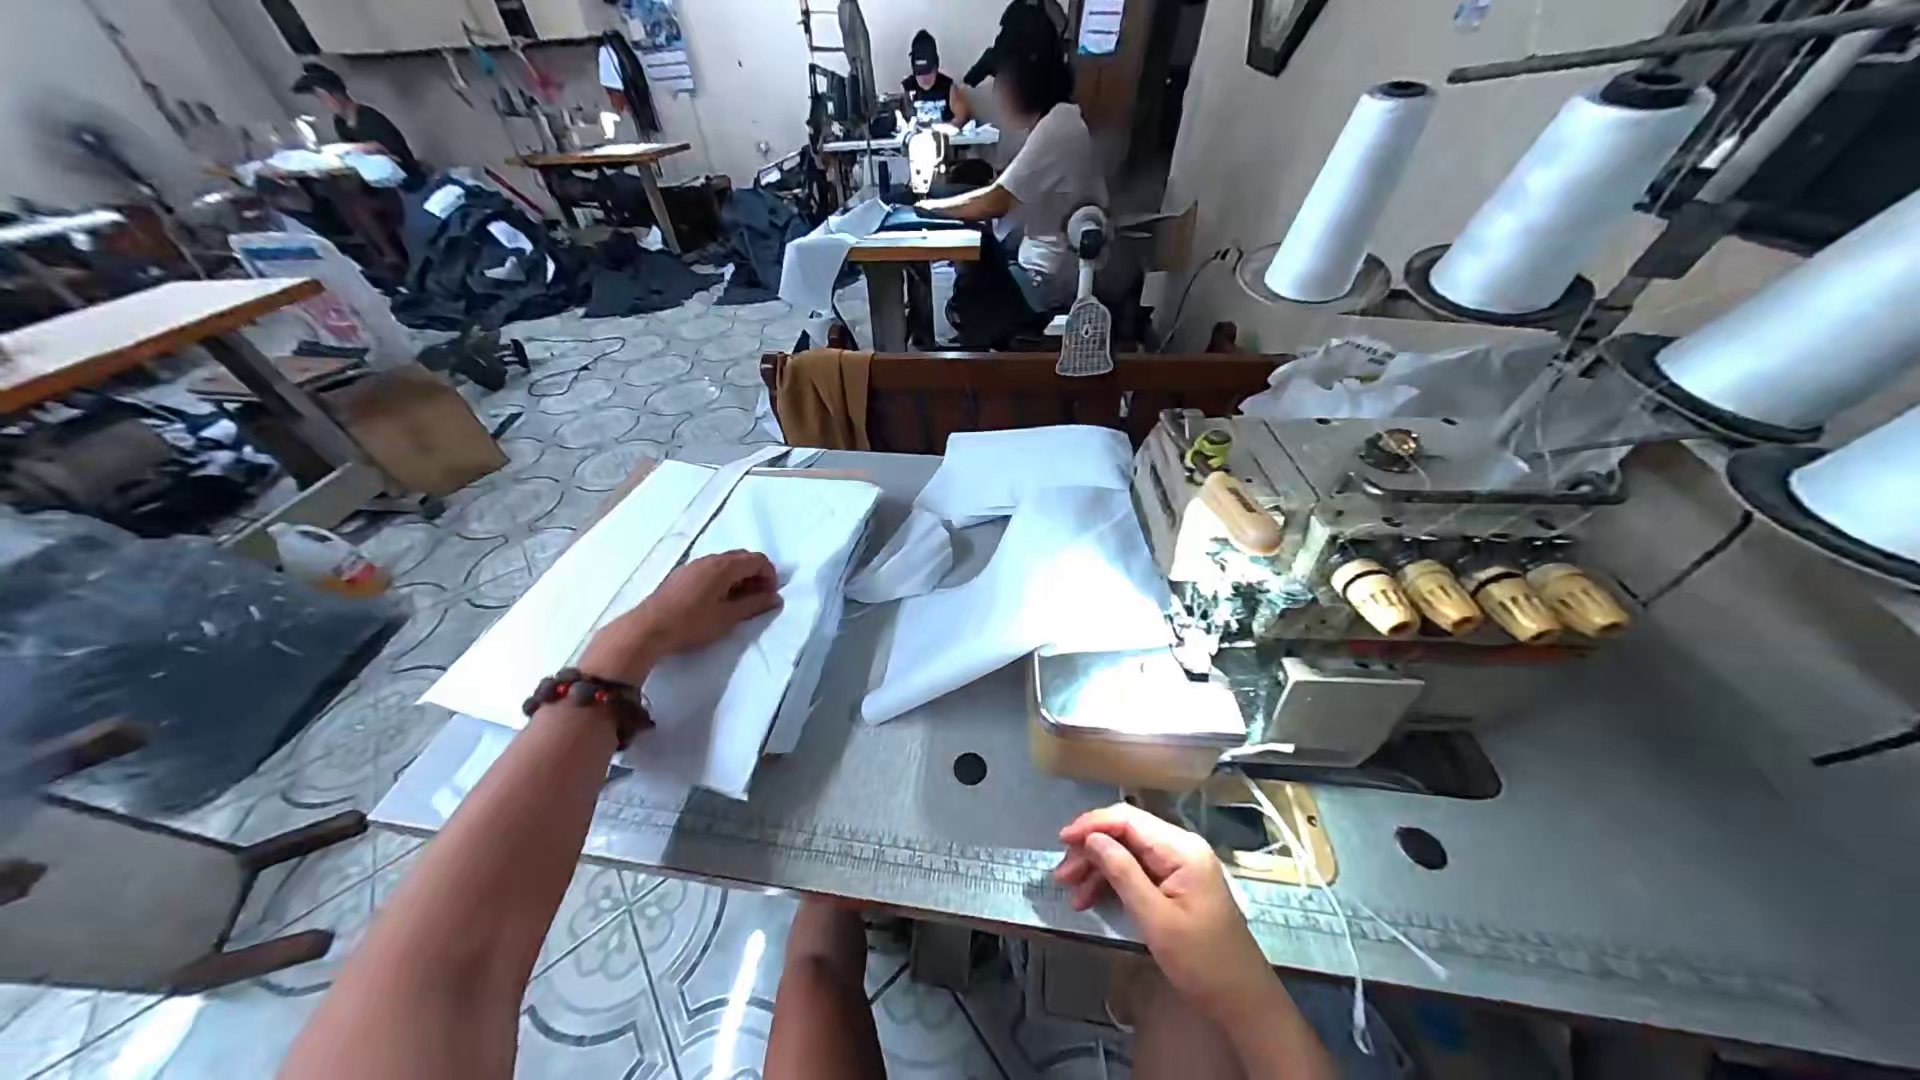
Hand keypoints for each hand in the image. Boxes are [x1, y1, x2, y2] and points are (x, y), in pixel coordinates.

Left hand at [576, 550, 780, 683]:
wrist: (647, 629)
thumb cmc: (691, 624)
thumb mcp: (728, 617)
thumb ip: (754, 605)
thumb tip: (775, 598)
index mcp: (724, 566)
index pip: (758, 559)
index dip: (770, 575)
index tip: (769, 596)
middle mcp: (710, 559)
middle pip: (742, 557)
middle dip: (756, 574)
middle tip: (758, 598)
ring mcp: (694, 565)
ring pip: (726, 563)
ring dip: (739, 577)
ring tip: (739, 601)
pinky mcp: (682, 575)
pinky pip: (711, 569)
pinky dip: (723, 578)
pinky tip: (718, 600)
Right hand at [1055, 803, 1281, 1027]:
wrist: (1244, 1002)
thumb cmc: (1201, 962)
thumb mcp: (1156, 919)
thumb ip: (1122, 873)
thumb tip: (1092, 838)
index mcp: (1181, 849)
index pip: (1127, 819)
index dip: (1091, 825)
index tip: (1062, 840)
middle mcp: (1181, 847)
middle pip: (1125, 833)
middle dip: (1090, 849)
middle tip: (1062, 875)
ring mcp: (1179, 864)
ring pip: (1127, 851)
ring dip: (1097, 867)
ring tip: (1070, 890)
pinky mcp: (1176, 882)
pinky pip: (1137, 870)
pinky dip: (1112, 881)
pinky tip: (1090, 898)